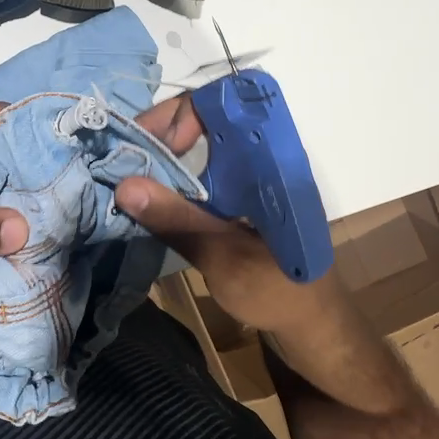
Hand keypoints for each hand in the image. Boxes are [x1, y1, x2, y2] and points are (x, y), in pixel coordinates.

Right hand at [119, 95, 332, 333]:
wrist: (315, 332)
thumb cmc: (282, 293)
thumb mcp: (225, 258)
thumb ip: (177, 220)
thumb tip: (124, 184)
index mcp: (268, 162)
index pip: (222, 105)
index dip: (181, 111)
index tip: (147, 141)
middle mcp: (259, 162)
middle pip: (205, 122)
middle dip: (161, 132)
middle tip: (123, 157)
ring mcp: (250, 183)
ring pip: (200, 150)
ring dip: (163, 157)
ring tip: (125, 174)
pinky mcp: (240, 204)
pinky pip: (201, 177)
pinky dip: (172, 182)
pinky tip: (148, 200)